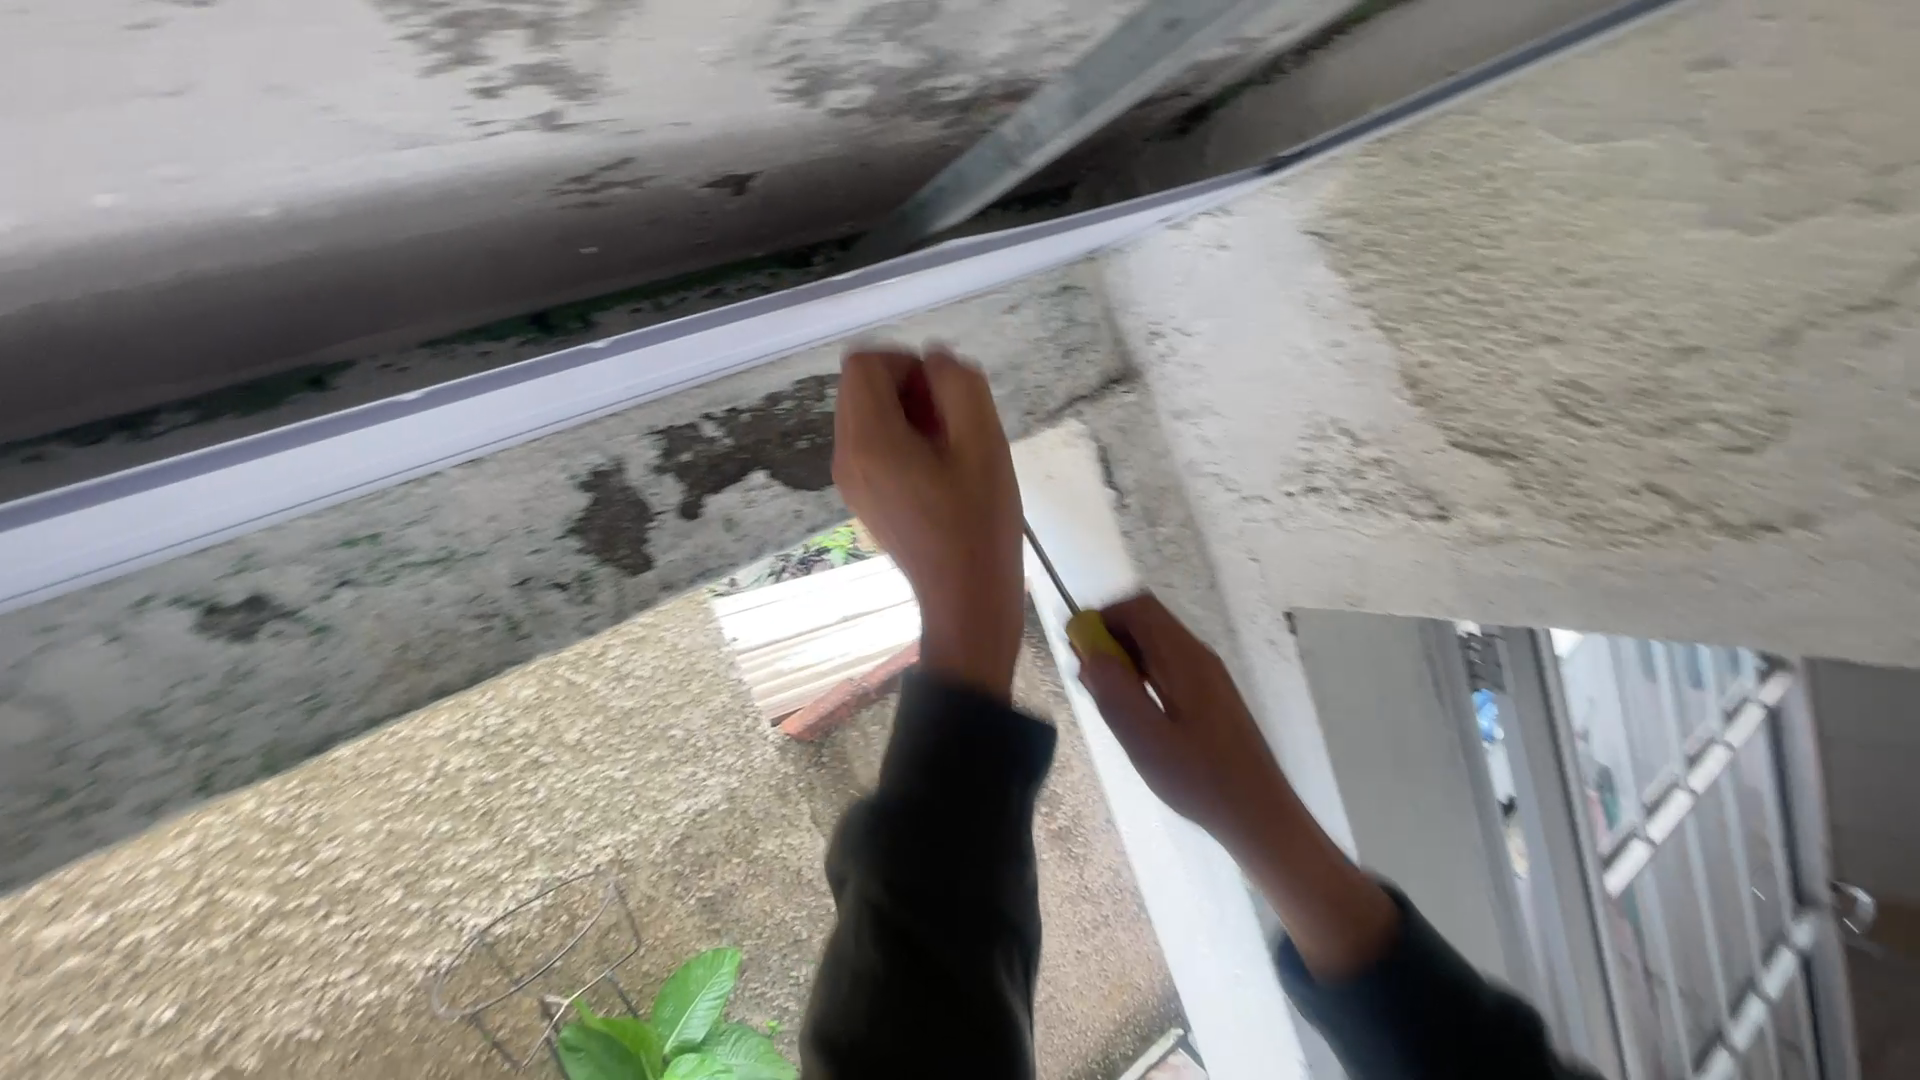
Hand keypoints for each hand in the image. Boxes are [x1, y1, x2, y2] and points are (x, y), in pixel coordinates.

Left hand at [833, 346, 1023, 701]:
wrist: (965, 599)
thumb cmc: (979, 524)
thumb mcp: (984, 444)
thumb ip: (959, 385)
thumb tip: (935, 361)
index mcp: (868, 441)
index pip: (864, 363)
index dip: (907, 362)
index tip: (946, 395)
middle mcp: (845, 456)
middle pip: (861, 387)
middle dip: (908, 388)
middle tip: (953, 423)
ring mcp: (849, 480)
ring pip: (866, 414)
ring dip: (907, 413)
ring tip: (950, 448)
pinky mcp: (861, 497)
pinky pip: (871, 445)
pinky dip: (900, 439)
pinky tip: (938, 470)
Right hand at [1076, 592, 1398, 978]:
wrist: (1259, 815)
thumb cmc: (1200, 780)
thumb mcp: (1146, 741)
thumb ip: (1115, 693)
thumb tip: (1089, 653)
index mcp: (1186, 659)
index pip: (1140, 609)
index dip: (1103, 617)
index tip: (1078, 649)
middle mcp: (1199, 658)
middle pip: (1148, 623)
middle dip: (1110, 638)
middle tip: (1088, 678)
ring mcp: (1207, 677)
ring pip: (1156, 646)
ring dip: (1124, 659)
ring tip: (1106, 698)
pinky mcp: (1209, 697)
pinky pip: (1167, 668)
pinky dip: (1141, 675)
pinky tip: (1133, 711)